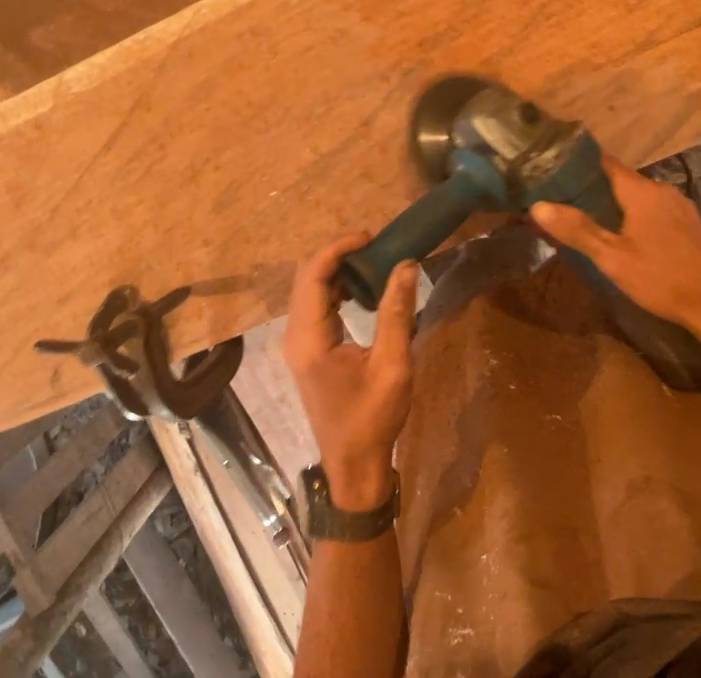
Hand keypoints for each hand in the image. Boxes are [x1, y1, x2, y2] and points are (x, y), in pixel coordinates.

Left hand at [283, 233, 417, 510]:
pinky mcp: (307, 350)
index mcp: (309, 338)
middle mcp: (295, 335)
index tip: (370, 236)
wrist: (353, 465)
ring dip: (336, 271)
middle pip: (307, 277)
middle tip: (375, 246)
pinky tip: (361, 290)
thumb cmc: (372, 418)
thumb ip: (396, 313)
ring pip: (309, 290)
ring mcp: (298, 344)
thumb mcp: (393, 365)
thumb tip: (405, 265)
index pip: (313, 275)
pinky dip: (335, 290)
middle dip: (338, 255)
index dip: (338, 248)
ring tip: (373, 262)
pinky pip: (315, 307)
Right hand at [530, 156, 700, 333]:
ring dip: (616, 204)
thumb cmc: (660, 278)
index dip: (579, 164)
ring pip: (640, 197)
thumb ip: (577, 230)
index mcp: (642, 191)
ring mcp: (681, 208)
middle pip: (622, 180)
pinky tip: (626, 236)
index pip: (605, 163)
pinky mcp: (690, 226)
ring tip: (590, 219)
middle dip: (594, 188)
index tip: (554, 170)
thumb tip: (538, 206)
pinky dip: (636, 216)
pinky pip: (656, 211)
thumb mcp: (611, 258)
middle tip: (565, 201)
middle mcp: (663, 191)